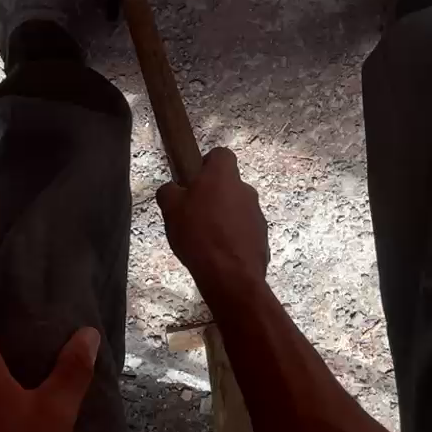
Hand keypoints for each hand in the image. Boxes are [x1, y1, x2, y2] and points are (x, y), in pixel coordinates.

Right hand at [157, 147, 269, 303]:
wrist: (230, 276)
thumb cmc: (198, 234)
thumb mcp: (170, 209)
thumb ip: (169, 191)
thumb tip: (172, 189)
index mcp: (224, 175)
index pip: (221, 154)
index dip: (206, 164)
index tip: (194, 180)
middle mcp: (245, 189)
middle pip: (228, 183)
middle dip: (213, 194)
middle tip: (194, 212)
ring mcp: (257, 214)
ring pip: (236, 207)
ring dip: (223, 217)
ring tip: (204, 238)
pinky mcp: (262, 237)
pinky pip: (244, 230)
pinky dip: (233, 237)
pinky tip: (218, 253)